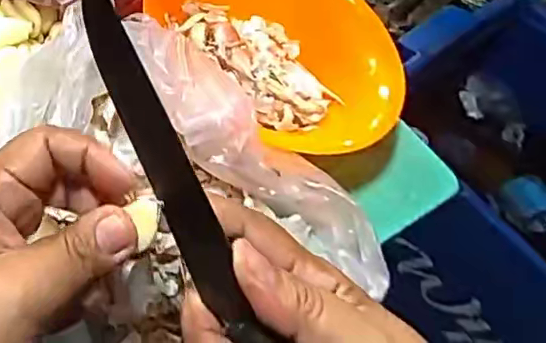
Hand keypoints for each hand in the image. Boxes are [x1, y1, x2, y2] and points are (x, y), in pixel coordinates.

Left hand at [0, 127, 139, 342]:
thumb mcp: (18, 288)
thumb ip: (75, 253)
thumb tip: (130, 220)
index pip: (47, 146)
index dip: (90, 156)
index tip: (131, 187)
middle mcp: (7, 204)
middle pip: (65, 180)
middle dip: (102, 201)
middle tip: (138, 229)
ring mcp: (17, 240)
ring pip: (72, 221)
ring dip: (100, 242)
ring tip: (124, 266)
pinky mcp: (27, 276)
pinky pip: (70, 259)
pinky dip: (92, 274)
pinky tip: (103, 294)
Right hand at [181, 197, 419, 342]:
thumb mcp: (366, 339)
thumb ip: (304, 300)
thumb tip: (237, 251)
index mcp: (306, 282)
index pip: (250, 230)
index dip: (214, 215)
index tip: (178, 216)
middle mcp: (276, 309)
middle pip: (218, 278)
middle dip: (200, 289)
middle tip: (202, 317)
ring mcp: (263, 340)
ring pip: (211, 323)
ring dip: (201, 328)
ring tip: (208, 337)